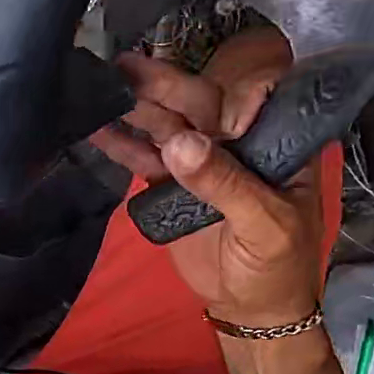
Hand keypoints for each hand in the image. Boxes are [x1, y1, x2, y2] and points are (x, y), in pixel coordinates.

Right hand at [89, 28, 324, 327]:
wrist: (249, 307)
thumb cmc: (276, 266)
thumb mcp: (265, 226)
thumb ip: (226, 184)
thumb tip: (179, 144)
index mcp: (276, 143)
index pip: (253, 96)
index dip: (225, 87)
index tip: (191, 94)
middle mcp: (237, 141)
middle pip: (200, 105)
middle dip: (164, 85)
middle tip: (124, 66)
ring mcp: (201, 161)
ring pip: (167, 126)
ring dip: (136, 108)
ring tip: (101, 86)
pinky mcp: (170, 183)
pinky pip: (145, 157)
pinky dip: (121, 144)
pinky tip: (96, 128)